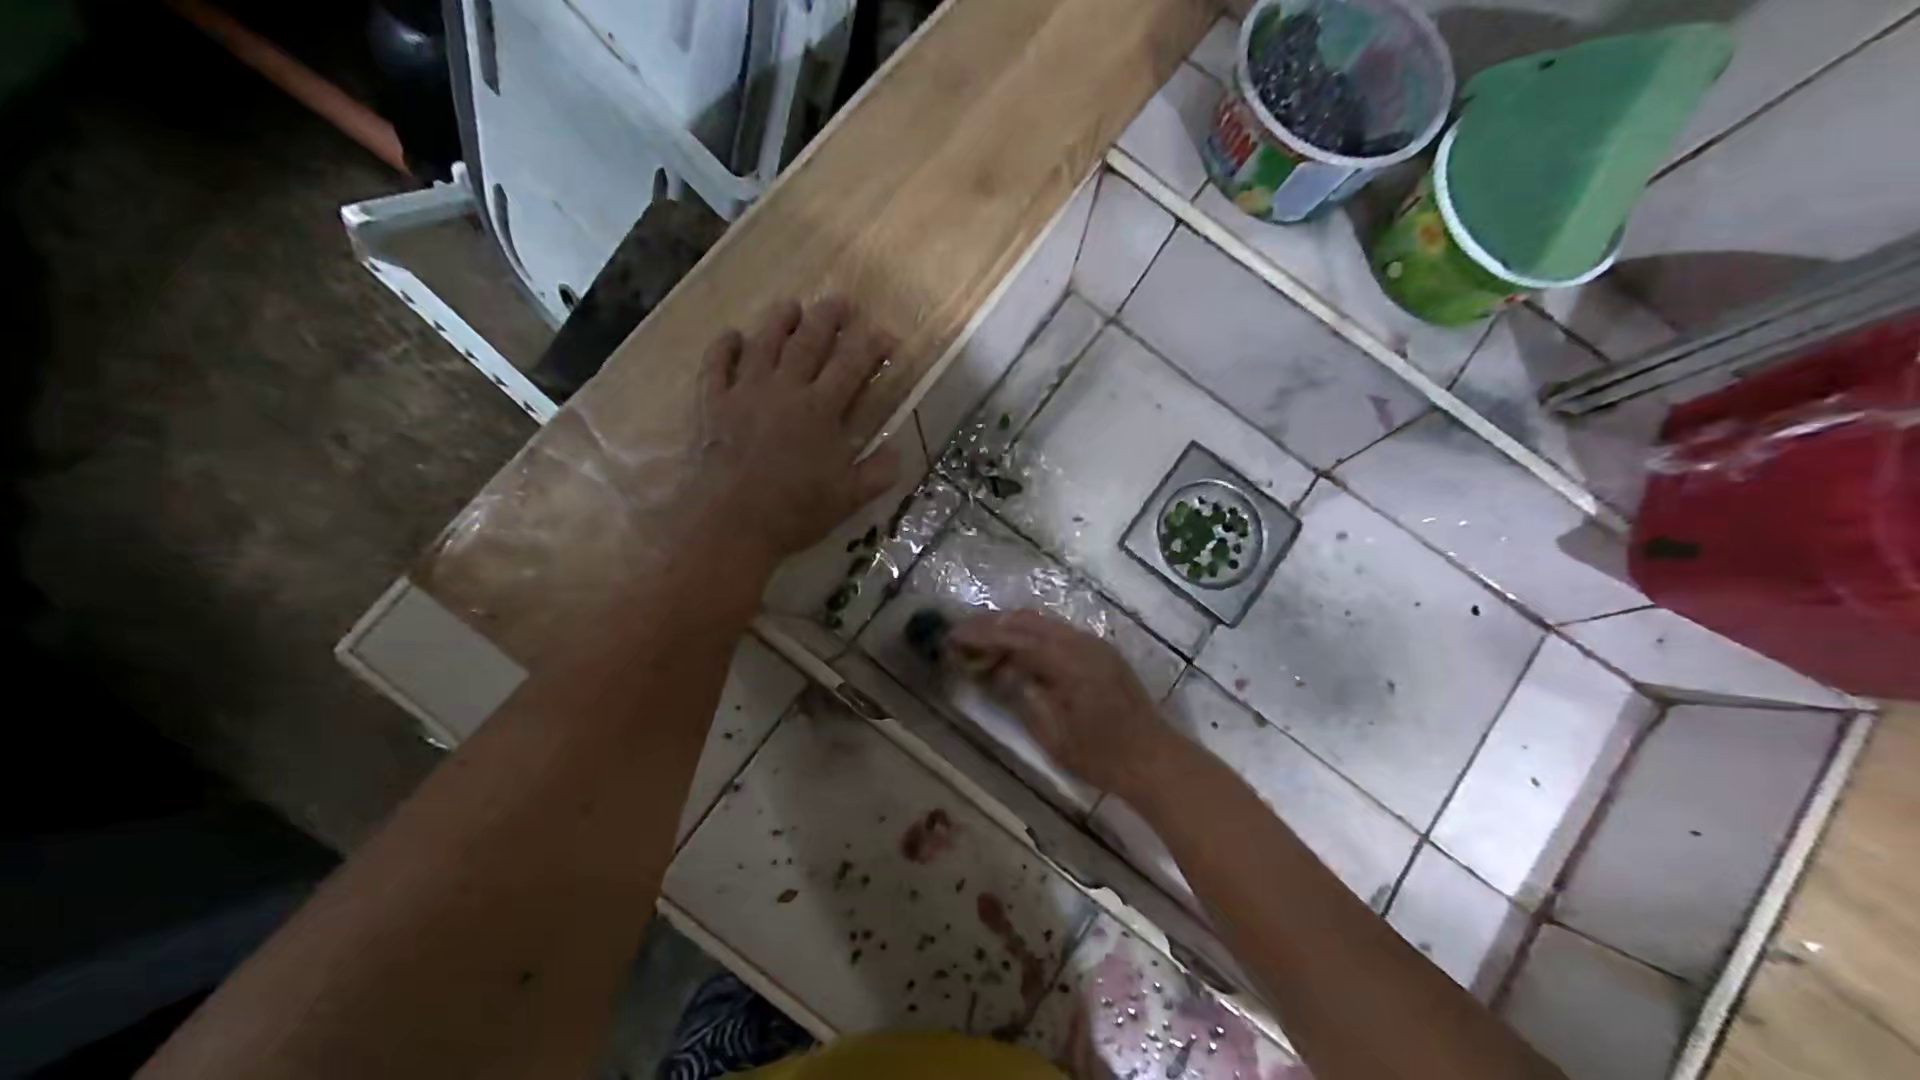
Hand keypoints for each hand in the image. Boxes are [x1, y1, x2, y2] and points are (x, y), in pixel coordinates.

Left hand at [688, 297, 900, 565]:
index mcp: (821, 410)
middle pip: (809, 342)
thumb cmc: (795, 511)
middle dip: (827, 318)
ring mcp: (746, 392)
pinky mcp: (714, 404)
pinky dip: (724, 347)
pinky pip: (717, 365)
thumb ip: (877, 472)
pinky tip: (732, 335)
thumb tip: (900, 451)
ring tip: (791, 305)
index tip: (884, 335)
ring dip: (779, 321)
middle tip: (839, 300)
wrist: (732, 521)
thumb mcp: (848, 498)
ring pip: (764, 344)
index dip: (870, 345)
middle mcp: (785, 389)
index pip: (852, 365)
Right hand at [947, 610, 1174, 797]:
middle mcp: (1081, 643)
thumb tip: (999, 670)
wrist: (1155, 759)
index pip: (1015, 637)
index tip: (952, 636)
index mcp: (1068, 661)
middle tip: (963, 636)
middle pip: (1028, 621)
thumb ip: (1022, 696)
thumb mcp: (1052, 735)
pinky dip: (1033, 636)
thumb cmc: (1101, 756)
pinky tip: (1018, 652)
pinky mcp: (1101, 653)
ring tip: (984, 643)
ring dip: (1012, 628)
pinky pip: (1059, 633)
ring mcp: (1094, 645)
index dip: (981, 634)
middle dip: (993, 625)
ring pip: (1044, 624)